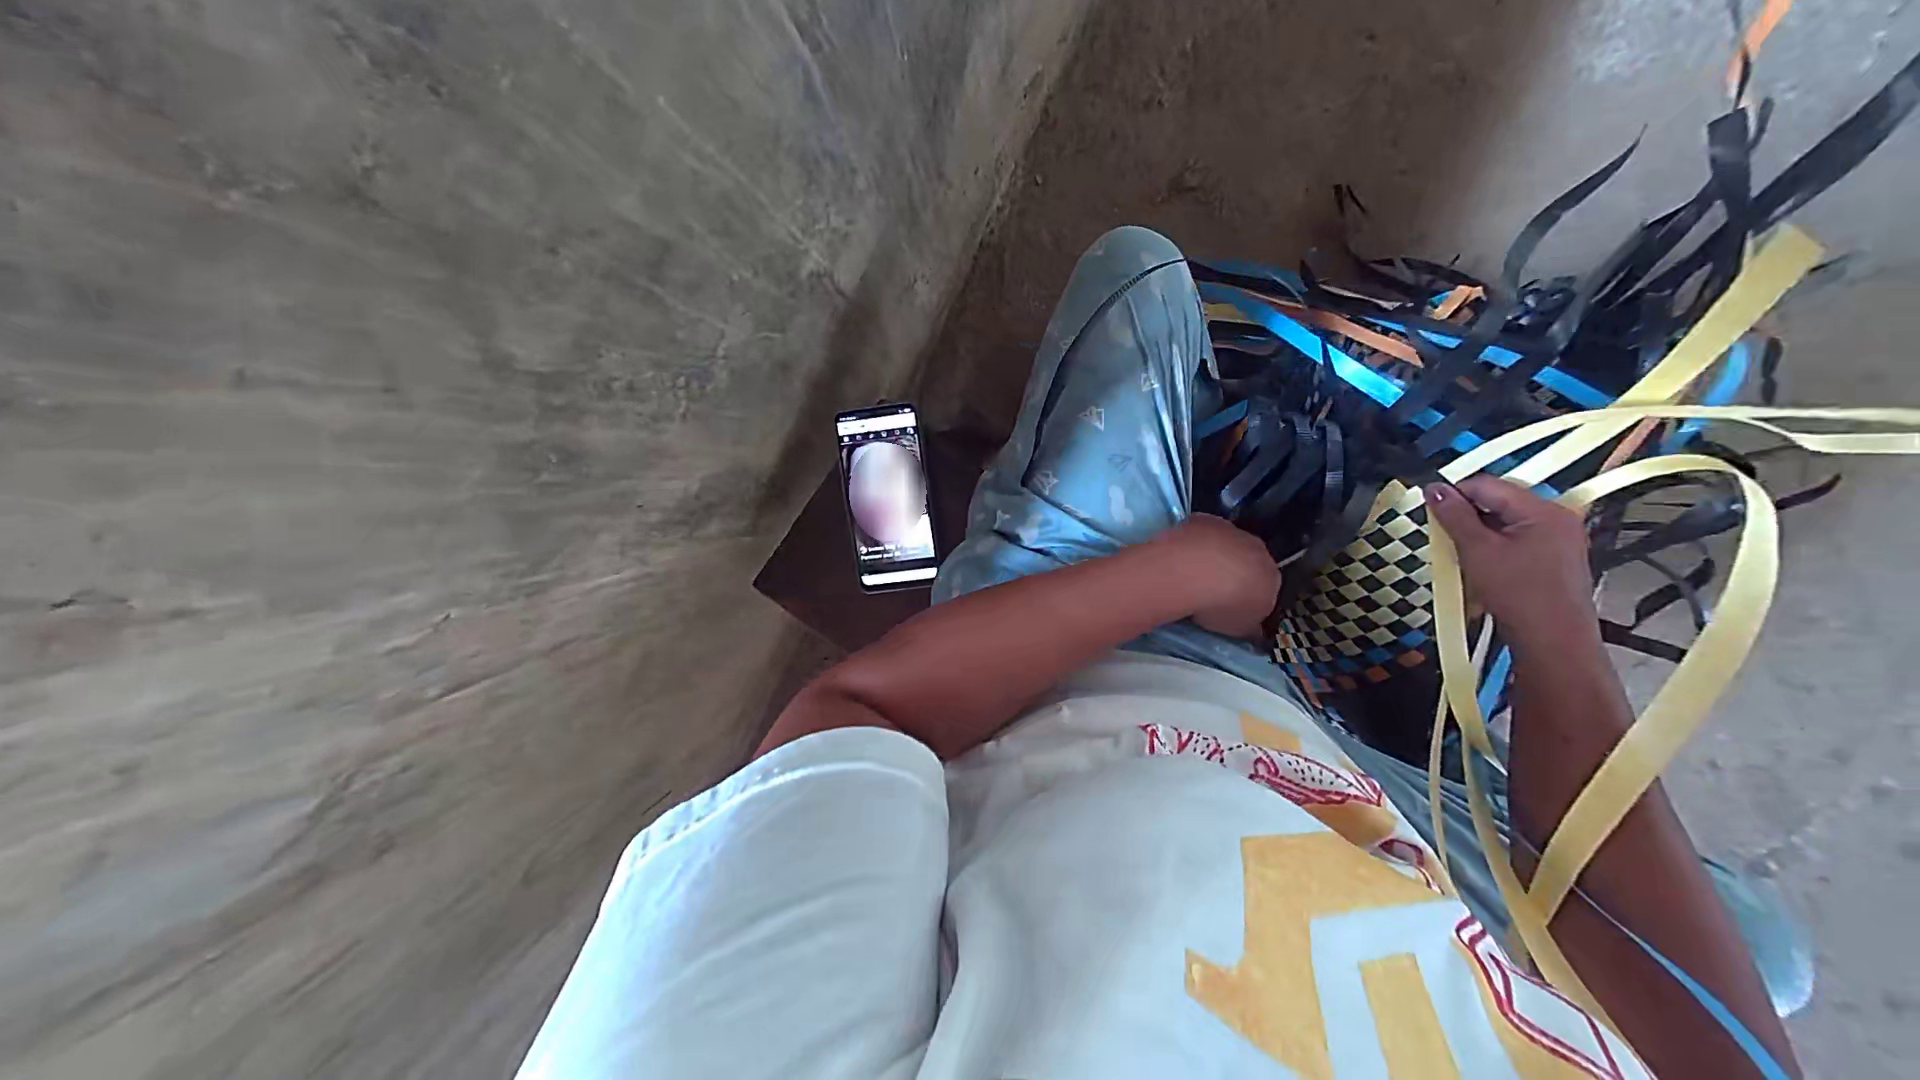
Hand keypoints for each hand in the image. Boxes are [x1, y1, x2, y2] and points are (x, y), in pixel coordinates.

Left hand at [1155, 514, 1280, 638]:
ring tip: (1190, 573)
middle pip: (1248, 561)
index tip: (1229, 606)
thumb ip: (1250, 627)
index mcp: (1272, 577)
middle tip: (1210, 589)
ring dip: (1213, 555)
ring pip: (1225, 543)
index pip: (1266, 588)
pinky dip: (1194, 540)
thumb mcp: (1242, 628)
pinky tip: (1179, 554)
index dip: (1247, 596)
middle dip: (1232, 572)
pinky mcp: (1205, 519)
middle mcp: (1258, 550)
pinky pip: (1202, 531)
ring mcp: (1231, 531)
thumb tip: (1254, 632)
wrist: (1197, 571)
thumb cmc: (1224, 605)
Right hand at [1423, 476, 1598, 646]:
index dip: (1454, 493)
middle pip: (1499, 499)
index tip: (1429, 509)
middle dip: (1467, 512)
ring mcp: (1560, 536)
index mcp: (1542, 509)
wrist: (1552, 639)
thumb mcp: (1477, 550)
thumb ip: (1454, 515)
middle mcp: (1557, 516)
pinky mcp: (1556, 555)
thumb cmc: (1516, 592)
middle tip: (1443, 532)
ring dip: (1479, 528)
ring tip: (1460, 549)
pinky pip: (1518, 535)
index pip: (1488, 485)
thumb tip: (1433, 488)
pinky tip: (1481, 559)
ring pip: (1507, 518)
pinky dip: (1494, 542)